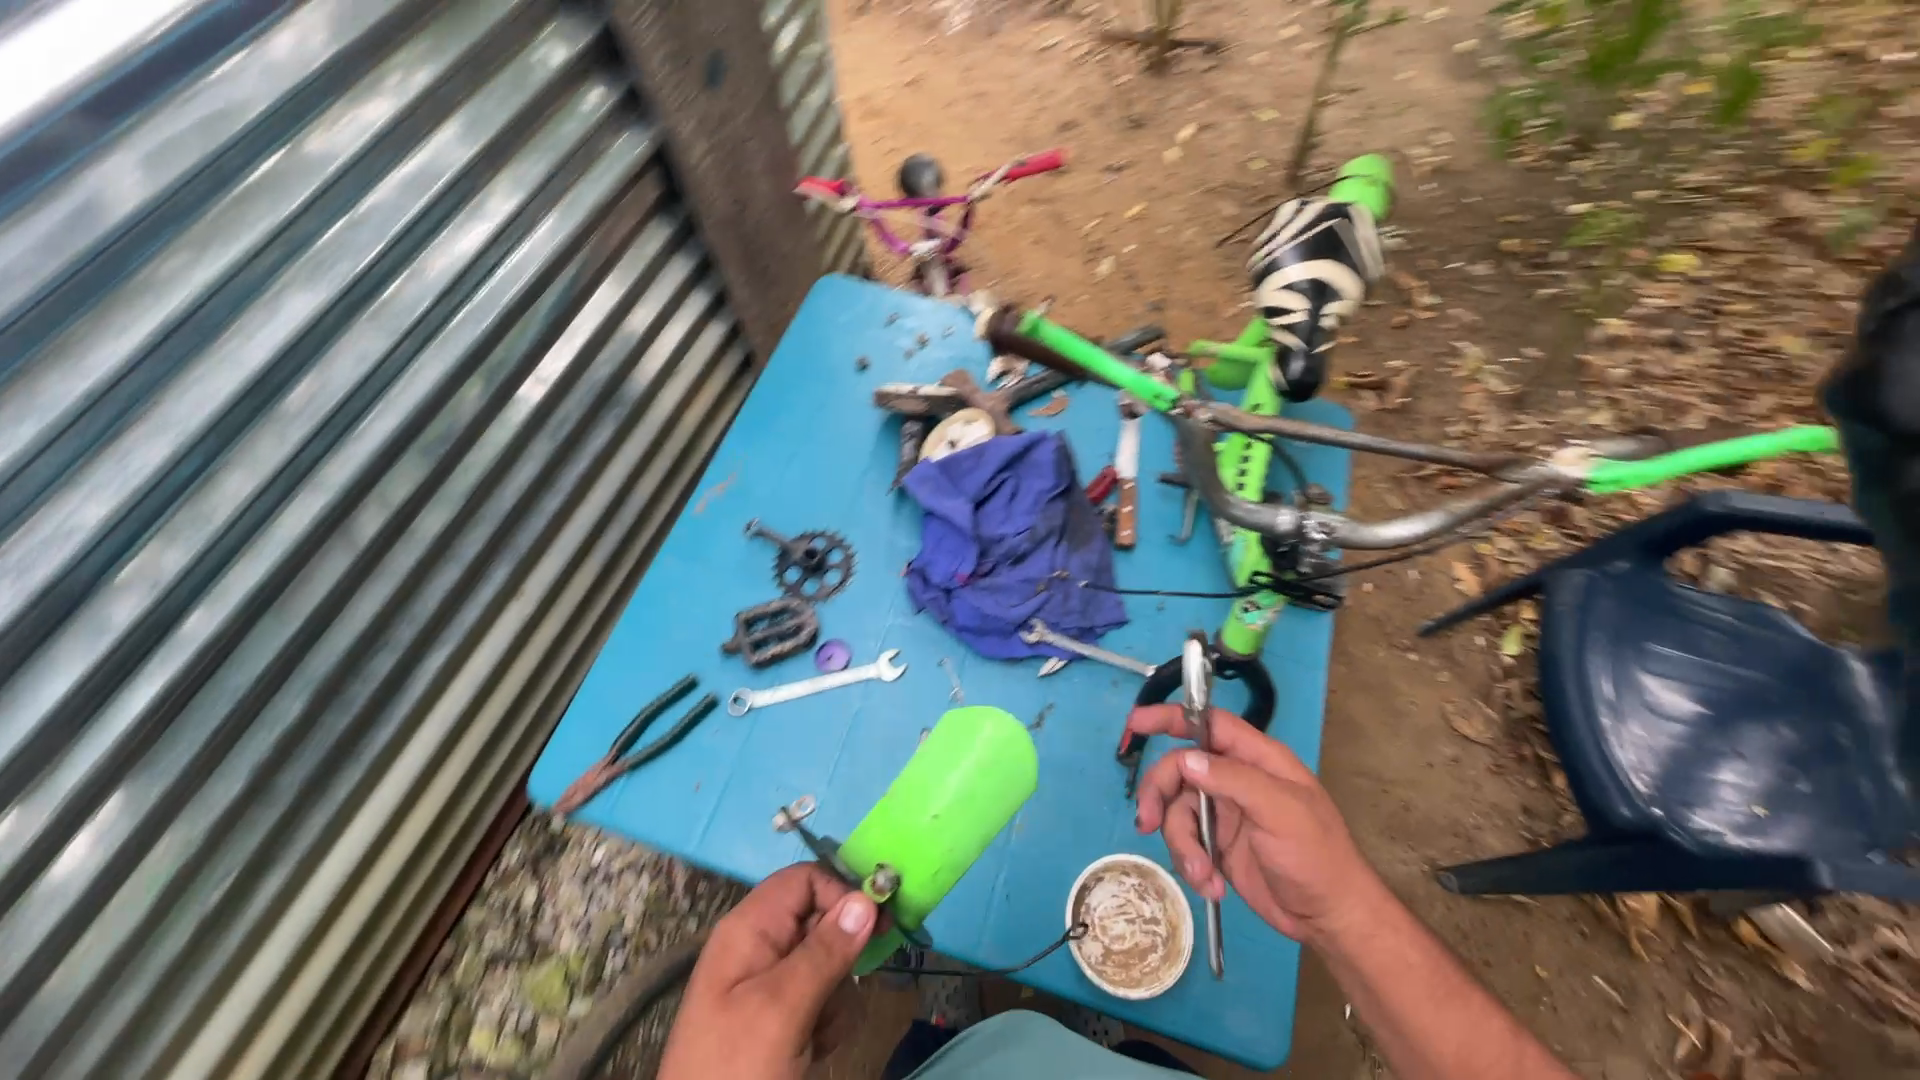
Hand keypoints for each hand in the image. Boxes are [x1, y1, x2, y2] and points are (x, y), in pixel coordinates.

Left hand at [659, 863, 879, 1079]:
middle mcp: (760, 948)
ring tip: (816, 1035)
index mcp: (749, 929)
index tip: (877, 927)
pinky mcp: (782, 1019)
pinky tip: (813, 1050)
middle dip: (842, 958)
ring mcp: (770, 986)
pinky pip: (825, 999)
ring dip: (837, 998)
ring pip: (830, 964)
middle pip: (822, 921)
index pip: (805, 880)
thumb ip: (824, 951)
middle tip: (839, 993)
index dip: (840, 894)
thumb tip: (866, 898)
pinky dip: (829, 1023)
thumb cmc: (735, 1071)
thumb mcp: (781, 1009)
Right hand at [1129, 705, 1383, 945]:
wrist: (1329, 917)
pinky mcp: (1216, 846)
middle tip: (1147, 821)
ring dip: (1182, 844)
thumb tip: (1186, 759)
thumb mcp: (1280, 811)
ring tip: (1202, 873)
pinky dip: (1191, 864)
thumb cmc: (1316, 856)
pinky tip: (1211, 886)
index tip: (1137, 722)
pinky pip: (1186, 843)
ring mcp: (1224, 814)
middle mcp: (1236, 780)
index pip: (1209, 724)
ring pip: (1177, 811)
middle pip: (1180, 770)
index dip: (1172, 718)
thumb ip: (1234, 780)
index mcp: (1257, 759)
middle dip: (1160, 794)